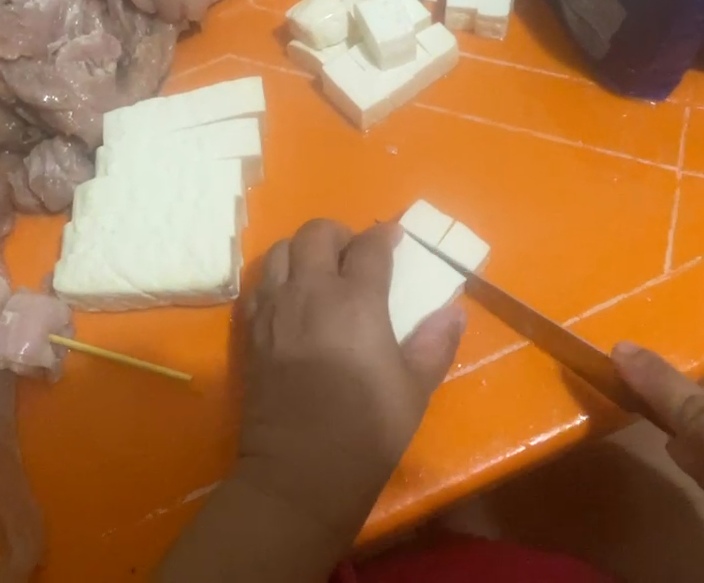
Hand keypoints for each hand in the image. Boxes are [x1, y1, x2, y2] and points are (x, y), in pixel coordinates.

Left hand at [235, 219, 466, 541]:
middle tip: (353, 252)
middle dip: (338, 233)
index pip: (370, 246)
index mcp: (355, 300)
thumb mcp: (414, 390)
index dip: (385, 236)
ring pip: (280, 249)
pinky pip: (259, 282)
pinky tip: (289, 297)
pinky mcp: (250, 327)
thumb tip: (453, 311)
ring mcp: (274, 306)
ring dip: (302, 250)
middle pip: (316, 233)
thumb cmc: (366, 431)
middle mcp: (310, 290)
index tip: (395, 237)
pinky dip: (275, 276)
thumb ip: (434, 343)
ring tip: (318, 270)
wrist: (297, 470)